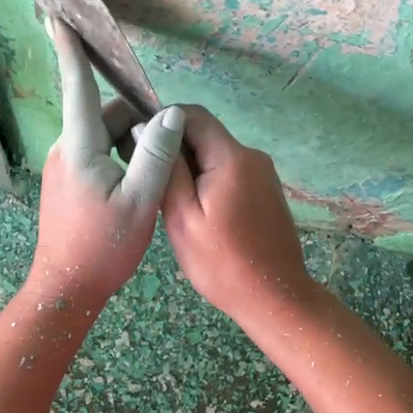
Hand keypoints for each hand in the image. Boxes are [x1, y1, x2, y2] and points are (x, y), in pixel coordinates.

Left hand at [27, 17, 185, 303]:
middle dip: (138, 120)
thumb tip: (170, 114)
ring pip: (105, 135)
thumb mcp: (141, 202)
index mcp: (79, 148)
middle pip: (105, 113)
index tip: (59, 14)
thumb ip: (156, 154)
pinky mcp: (68, 180)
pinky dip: (122, 157)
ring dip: (133, 143)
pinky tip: (140, 184)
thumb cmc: (103, 248)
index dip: (71, 48)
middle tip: (169, 148)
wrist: (67, 287)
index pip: (76, 86)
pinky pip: (99, 152)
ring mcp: (64, 165)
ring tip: (156, 174)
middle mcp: (66, 149)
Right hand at [162, 106, 317, 320]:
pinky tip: (196, 213)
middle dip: (173, 150)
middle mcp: (252, 156)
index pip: (190, 114)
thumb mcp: (182, 217)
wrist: (274, 298)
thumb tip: (147, 129)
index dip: (159, 123)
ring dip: (189, 170)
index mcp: (232, 157)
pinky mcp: (265, 190)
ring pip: (214, 154)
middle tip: (151, 182)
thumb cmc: (222, 263)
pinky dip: (207, 183)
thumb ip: (167, 169)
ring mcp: (262, 173)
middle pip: (203, 133)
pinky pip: (228, 172)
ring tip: (171, 203)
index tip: (138, 148)